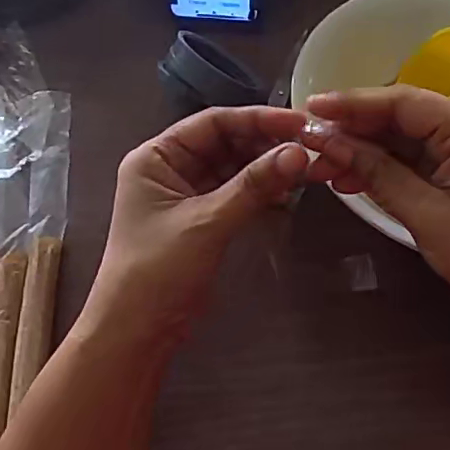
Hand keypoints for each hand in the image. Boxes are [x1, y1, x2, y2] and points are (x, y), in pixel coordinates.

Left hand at [87, 106, 331, 339]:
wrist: (137, 330)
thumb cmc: (158, 270)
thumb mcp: (206, 222)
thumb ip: (253, 185)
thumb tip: (299, 152)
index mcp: (157, 156)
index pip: (213, 123)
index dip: (258, 119)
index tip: (300, 123)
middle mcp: (170, 168)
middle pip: (226, 142)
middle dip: (267, 144)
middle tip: (312, 146)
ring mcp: (187, 195)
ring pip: (235, 168)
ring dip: (268, 167)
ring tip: (309, 167)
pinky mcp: (202, 220)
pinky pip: (236, 193)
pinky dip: (261, 191)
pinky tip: (289, 190)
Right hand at [298, 86, 449, 325]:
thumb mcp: (425, 214)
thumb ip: (376, 172)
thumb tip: (328, 142)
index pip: (404, 102)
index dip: (353, 103)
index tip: (311, 107)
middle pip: (404, 116)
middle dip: (355, 130)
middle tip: (310, 141)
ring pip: (406, 137)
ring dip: (365, 150)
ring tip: (322, 166)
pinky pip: (417, 157)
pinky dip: (385, 166)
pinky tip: (351, 177)